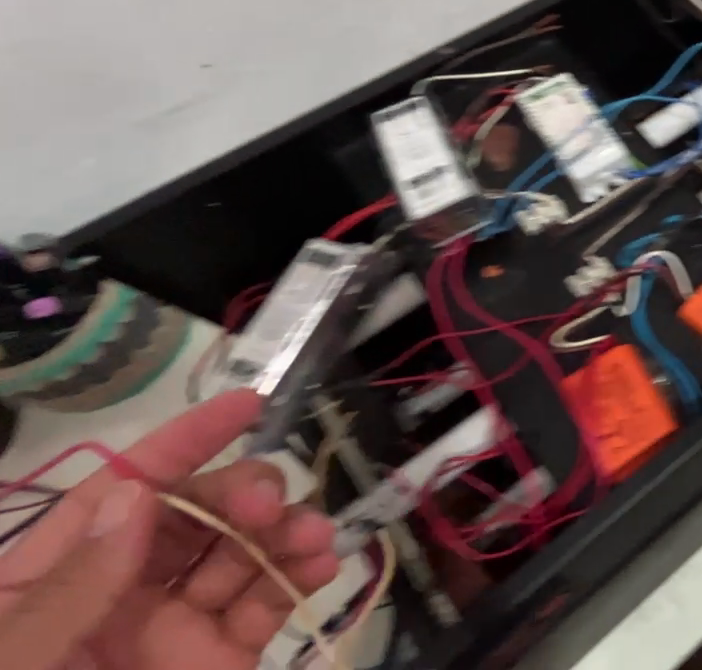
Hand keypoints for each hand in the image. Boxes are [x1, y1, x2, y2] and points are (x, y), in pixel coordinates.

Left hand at [0, 391, 339, 669]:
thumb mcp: (8, 669)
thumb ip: (62, 595)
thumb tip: (135, 499)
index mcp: (48, 587)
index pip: (119, 495)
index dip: (180, 444)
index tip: (247, 403)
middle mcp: (118, 595)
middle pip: (197, 514)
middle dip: (244, 493)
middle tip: (270, 502)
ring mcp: (174, 626)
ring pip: (244, 550)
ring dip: (286, 530)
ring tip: (313, 536)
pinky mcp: (221, 654)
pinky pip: (270, 600)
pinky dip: (304, 573)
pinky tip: (324, 562)